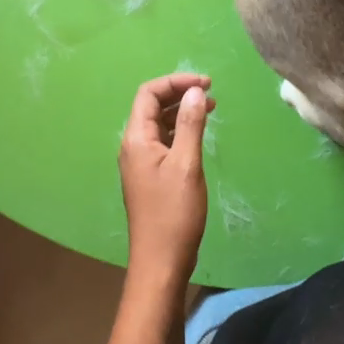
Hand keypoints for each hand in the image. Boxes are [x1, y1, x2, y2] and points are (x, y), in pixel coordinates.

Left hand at [118, 74, 213, 283]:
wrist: (161, 261)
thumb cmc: (174, 212)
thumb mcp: (186, 164)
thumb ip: (190, 125)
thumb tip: (195, 91)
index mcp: (136, 138)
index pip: (149, 93)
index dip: (175, 82)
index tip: (205, 83)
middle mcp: (133, 145)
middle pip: (152, 105)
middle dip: (179, 93)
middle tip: (210, 92)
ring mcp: (141, 161)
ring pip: (158, 123)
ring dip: (181, 111)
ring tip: (210, 107)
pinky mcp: (150, 175)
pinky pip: (163, 140)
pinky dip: (180, 130)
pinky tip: (198, 133)